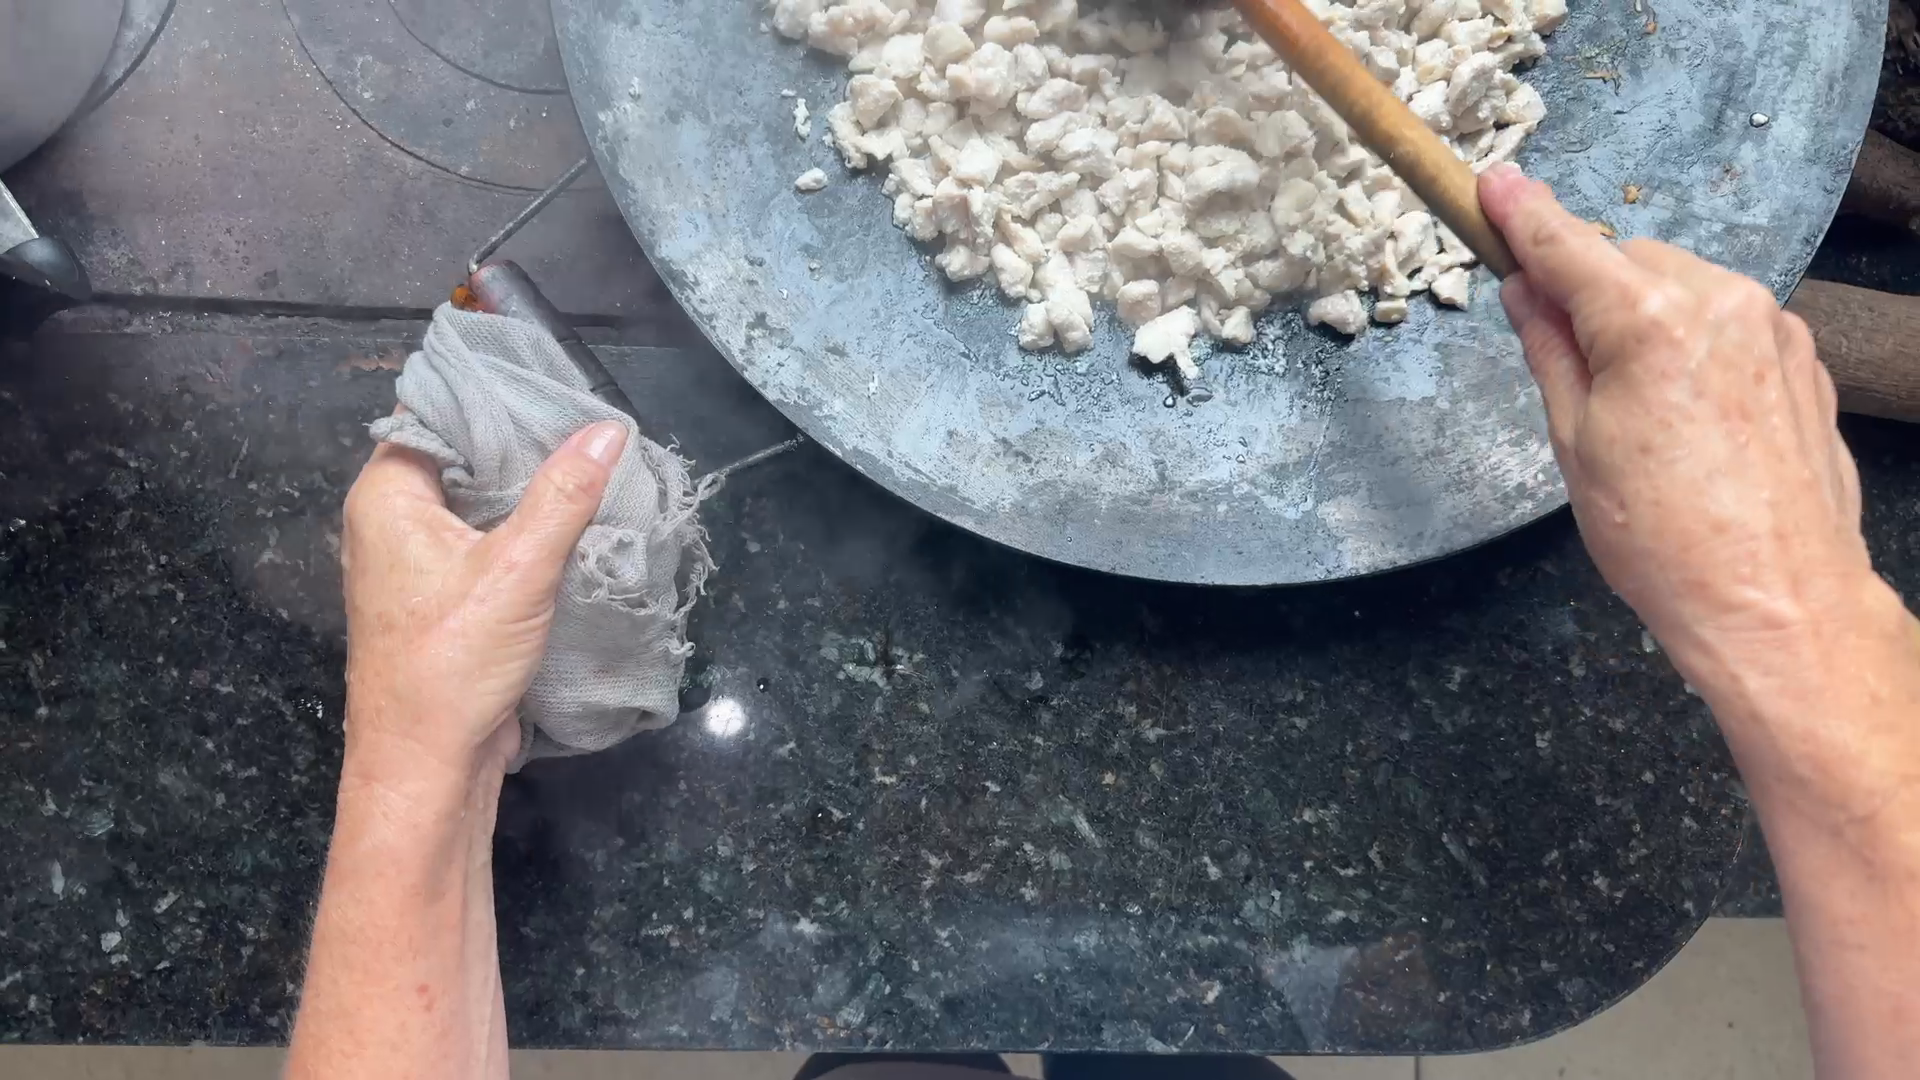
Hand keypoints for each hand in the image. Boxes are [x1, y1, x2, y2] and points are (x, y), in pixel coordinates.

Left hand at [339, 419, 628, 787]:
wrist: (432, 759)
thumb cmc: (456, 657)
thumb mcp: (518, 568)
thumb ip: (564, 495)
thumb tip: (609, 429)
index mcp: (388, 498)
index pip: (435, 417)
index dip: (492, 397)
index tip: (555, 387)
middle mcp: (396, 520)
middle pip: (463, 456)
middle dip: (524, 440)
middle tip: (590, 422)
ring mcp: (422, 557)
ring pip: (481, 499)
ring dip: (531, 485)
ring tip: (594, 461)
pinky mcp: (450, 589)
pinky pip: (491, 535)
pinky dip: (530, 522)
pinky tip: (577, 518)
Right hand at [1477, 164, 1875, 687]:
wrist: (1769, 595)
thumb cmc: (1649, 527)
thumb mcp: (1570, 439)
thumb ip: (1548, 351)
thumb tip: (1523, 291)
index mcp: (1653, 325)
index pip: (1572, 252)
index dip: (1525, 217)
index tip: (1492, 181)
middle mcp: (1724, 305)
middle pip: (1627, 260)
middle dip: (1578, 282)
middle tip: (1536, 335)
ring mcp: (1771, 329)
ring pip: (1674, 283)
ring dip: (1626, 307)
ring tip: (1601, 385)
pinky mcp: (1795, 358)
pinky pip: (1716, 316)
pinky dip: (1672, 329)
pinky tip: (1658, 394)